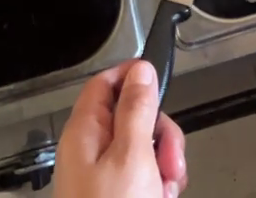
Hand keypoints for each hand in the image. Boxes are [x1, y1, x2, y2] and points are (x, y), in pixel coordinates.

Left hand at [54, 60, 187, 197]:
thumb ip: (137, 109)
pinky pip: (142, 177)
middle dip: (160, 132)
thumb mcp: (131, 156)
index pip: (105, 83)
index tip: (161, 82)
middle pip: (130, 117)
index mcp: (85, 132)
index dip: (133, 76)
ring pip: (142, 148)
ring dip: (164, 163)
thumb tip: (141, 70)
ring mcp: (102, 178)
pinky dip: (158, 185)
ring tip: (167, 188)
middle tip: (170, 159)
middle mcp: (90, 151)